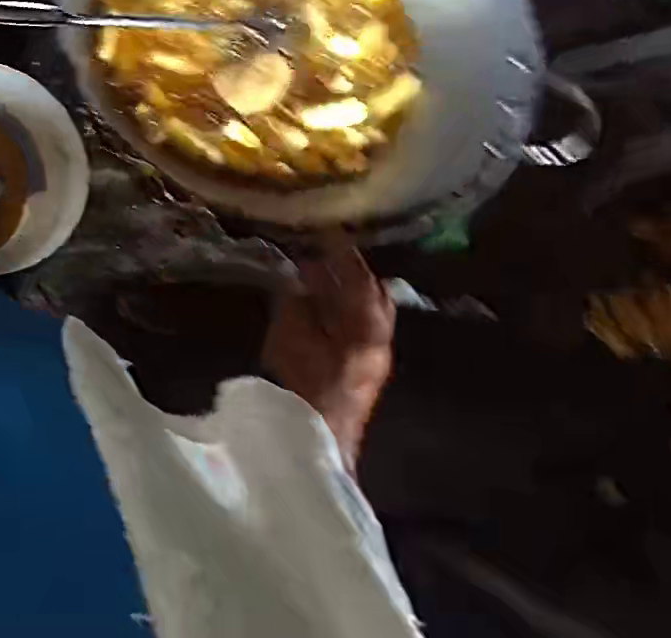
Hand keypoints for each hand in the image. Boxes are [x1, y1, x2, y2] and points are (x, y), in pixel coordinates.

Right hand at [262, 239, 394, 467]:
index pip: (359, 278)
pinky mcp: (365, 371)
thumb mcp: (290, 333)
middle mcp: (380, 339)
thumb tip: (303, 275)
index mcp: (366, 328)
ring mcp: (376, 357)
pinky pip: (360, 326)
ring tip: (319, 274)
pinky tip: (320, 305)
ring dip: (347, 290)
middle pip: (374, 293)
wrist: (315, 440)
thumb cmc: (300, 385)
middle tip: (324, 251)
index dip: (342, 252)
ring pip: (370, 311)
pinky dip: (343, 308)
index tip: (326, 230)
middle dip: (351, 270)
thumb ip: (298, 299)